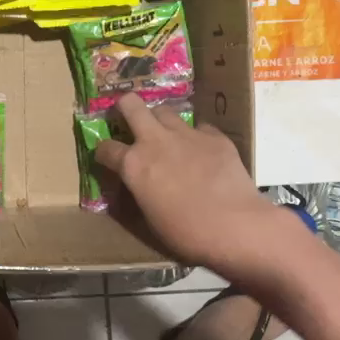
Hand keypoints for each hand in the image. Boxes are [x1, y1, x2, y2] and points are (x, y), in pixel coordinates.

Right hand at [95, 93, 290, 275]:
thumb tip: (136, 189)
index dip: (103, 153)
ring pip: (165, 110)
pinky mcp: (214, 136)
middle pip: (131, 104)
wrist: (236, 226)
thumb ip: (138, 195)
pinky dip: (197, 137)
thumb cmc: (187, 234)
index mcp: (133, 165)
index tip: (107, 158)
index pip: (105, 148)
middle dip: (125, 107)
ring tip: (167, 137)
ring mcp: (186, 134)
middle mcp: (154, 141)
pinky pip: (200, 128)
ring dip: (161, 121)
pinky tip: (203, 152)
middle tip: (128, 119)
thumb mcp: (150, 221)